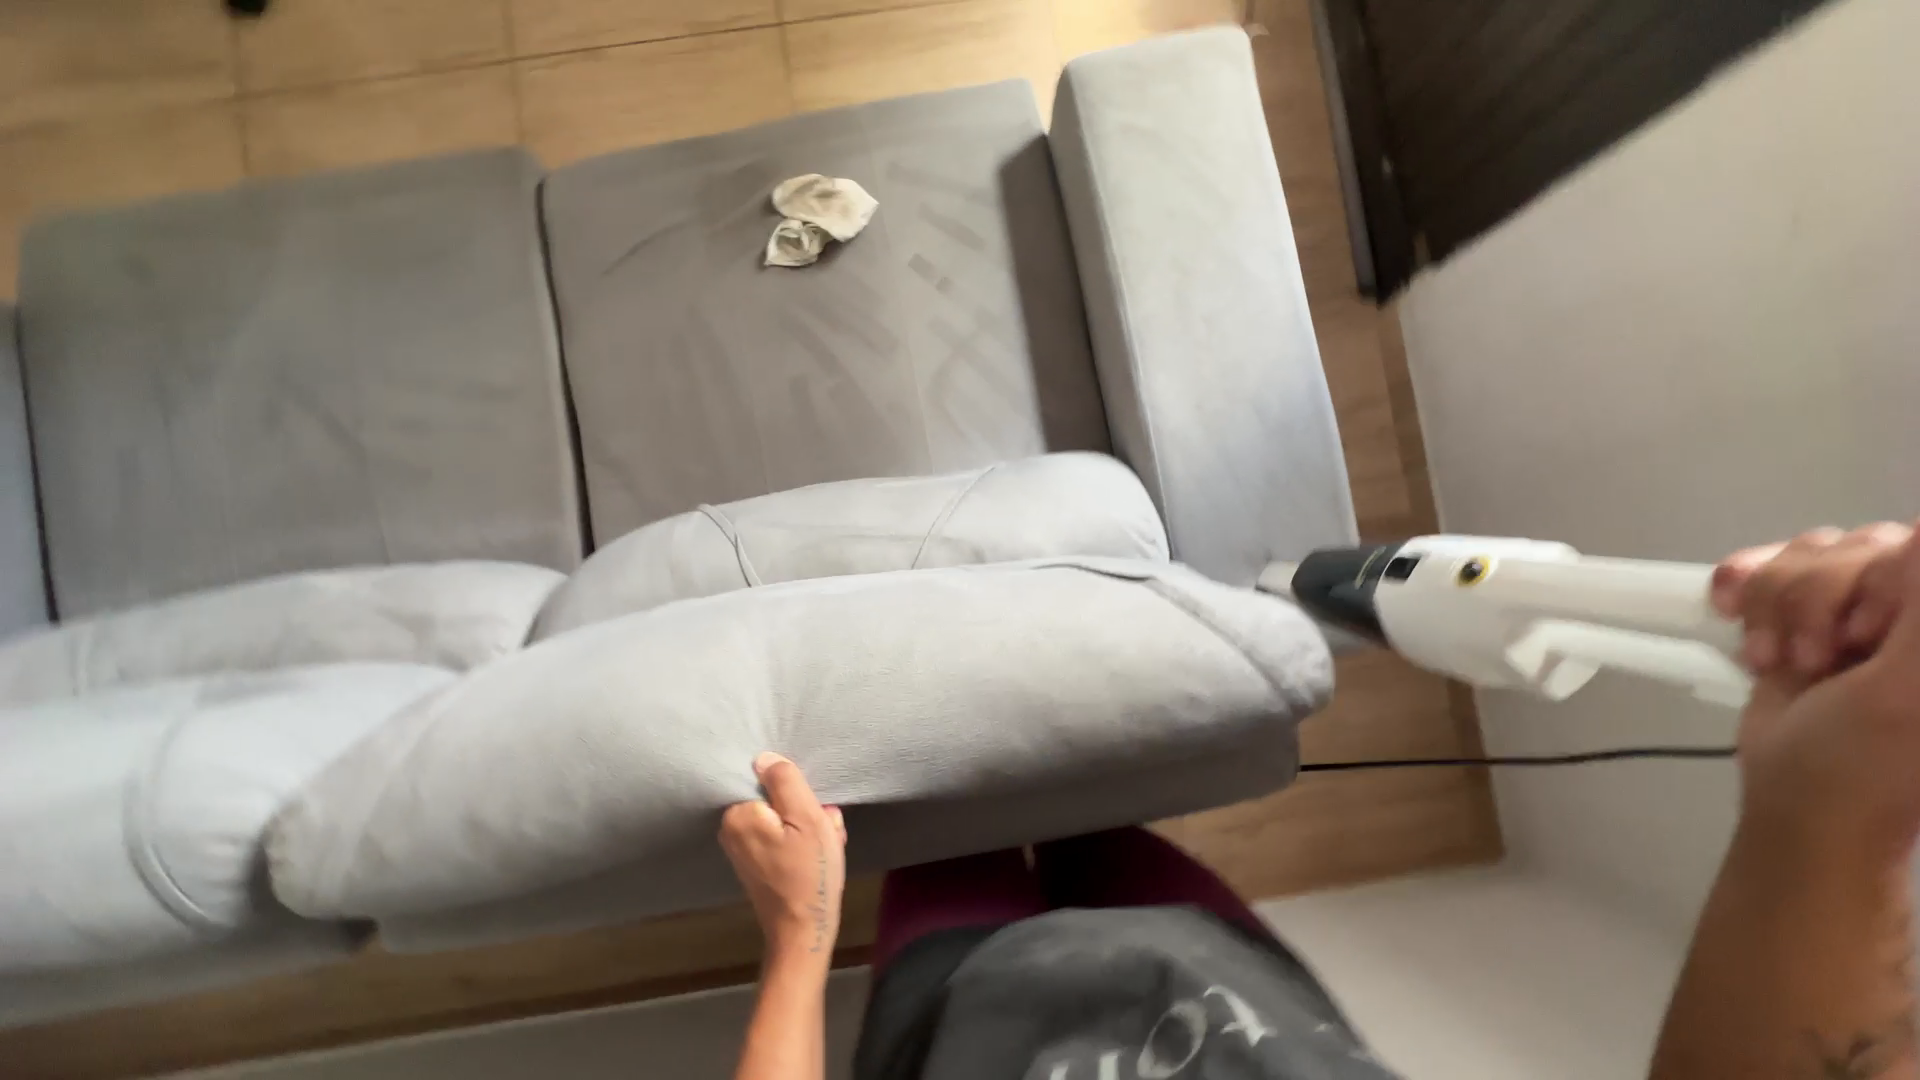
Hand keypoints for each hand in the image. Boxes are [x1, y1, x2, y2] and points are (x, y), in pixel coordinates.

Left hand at [720, 753, 846, 961]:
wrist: (804, 933)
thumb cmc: (808, 874)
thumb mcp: (807, 818)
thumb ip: (785, 781)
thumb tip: (763, 757)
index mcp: (739, 814)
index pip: (770, 780)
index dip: (798, 792)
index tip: (814, 811)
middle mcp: (732, 829)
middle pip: (779, 800)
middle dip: (808, 811)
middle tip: (825, 832)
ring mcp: (744, 849)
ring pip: (786, 819)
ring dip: (811, 828)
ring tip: (824, 847)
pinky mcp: (757, 863)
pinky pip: (784, 838)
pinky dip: (803, 844)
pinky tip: (817, 858)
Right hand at [1711, 523, 1919, 855]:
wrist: (1800, 794)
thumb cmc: (1870, 761)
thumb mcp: (1909, 690)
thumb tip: (1916, 539)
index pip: (1907, 550)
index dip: (1870, 584)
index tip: (1862, 642)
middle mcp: (1917, 609)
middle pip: (1855, 547)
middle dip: (1810, 602)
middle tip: (1817, 660)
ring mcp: (1864, 608)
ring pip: (1806, 554)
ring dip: (1771, 607)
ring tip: (1780, 659)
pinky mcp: (1802, 613)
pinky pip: (1764, 566)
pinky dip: (1740, 590)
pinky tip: (1734, 618)